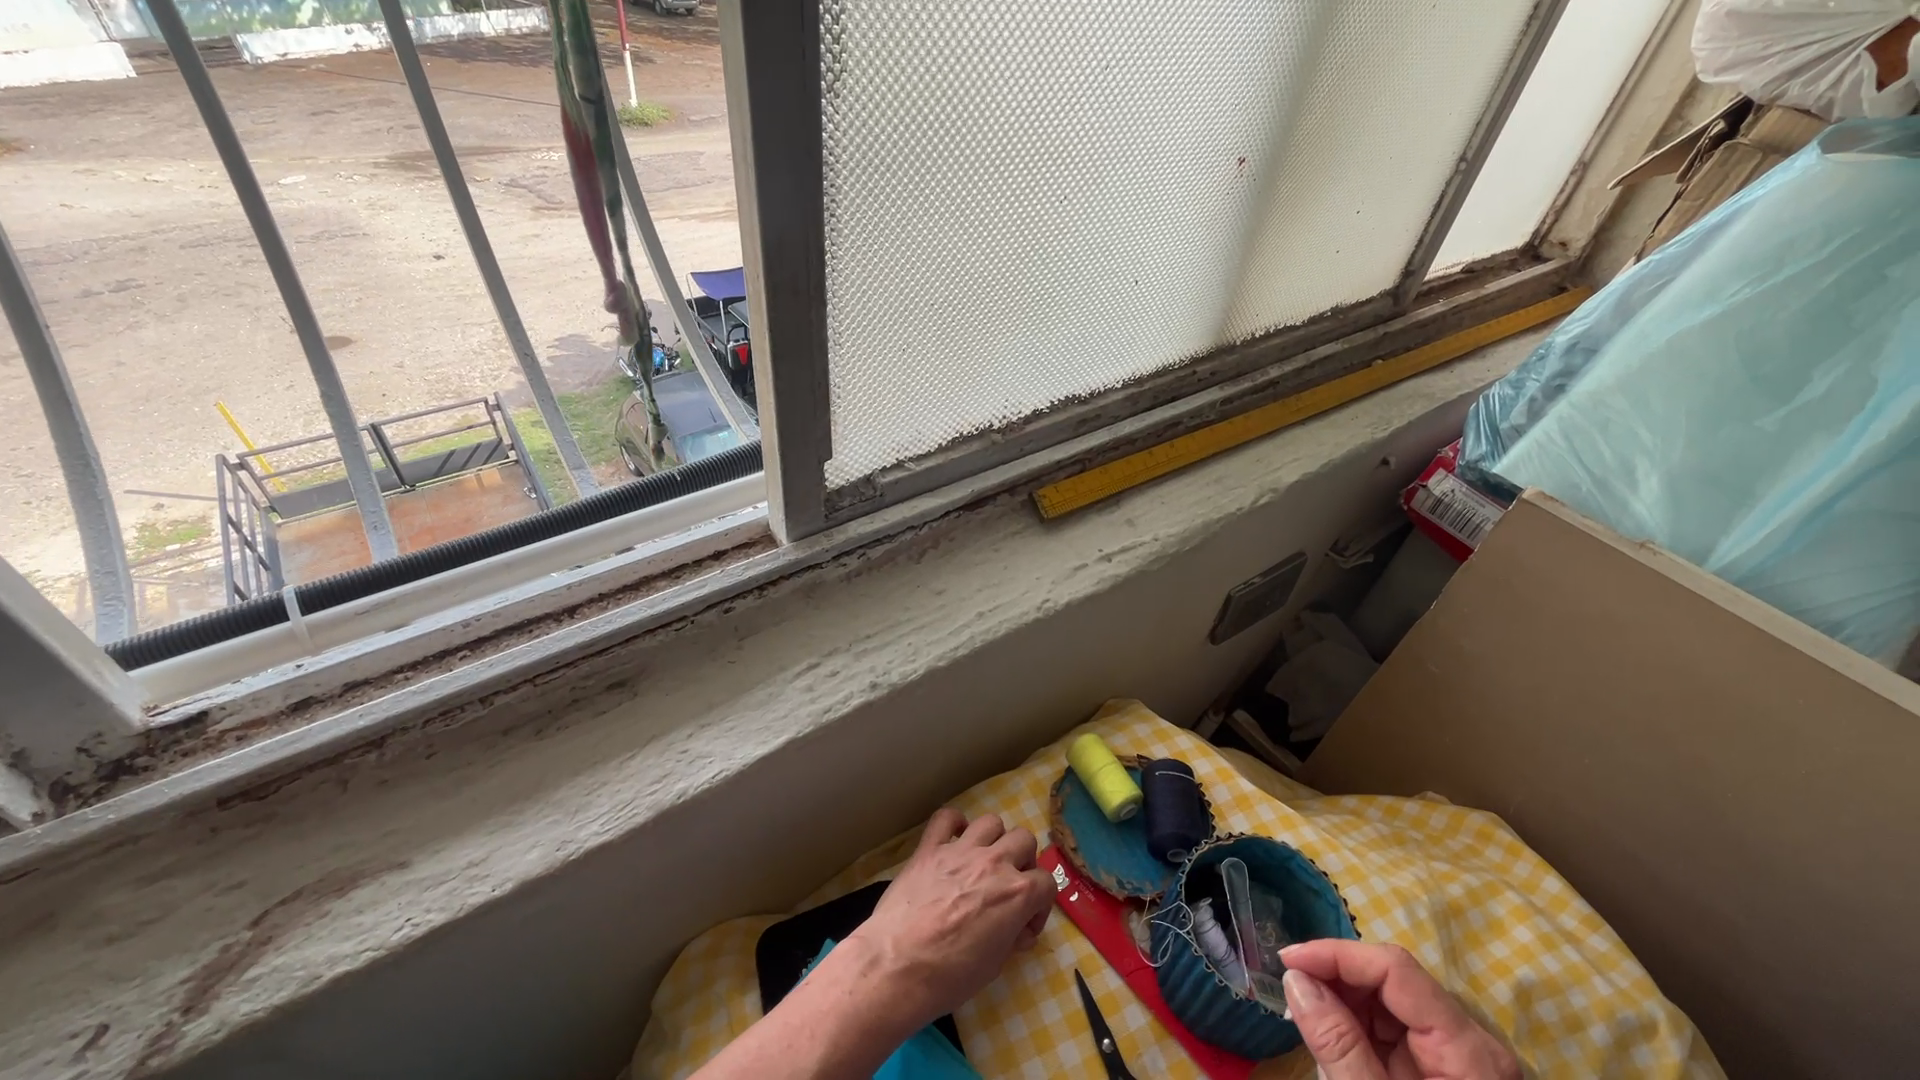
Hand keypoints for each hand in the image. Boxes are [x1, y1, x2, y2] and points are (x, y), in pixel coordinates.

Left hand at [847, 808, 1054, 1023]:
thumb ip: (1011, 936)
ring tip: (981, 864)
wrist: (897, 966)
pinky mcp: (929, 848)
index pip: (1047, 883)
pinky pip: (946, 817)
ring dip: (993, 841)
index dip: (1039, 906)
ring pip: (991, 822)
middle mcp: (994, 863)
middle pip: (1024, 840)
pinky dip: (953, 824)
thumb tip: (1013, 928)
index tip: (1024, 925)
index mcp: (1018, 893)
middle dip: (1022, 863)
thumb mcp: (995, 965)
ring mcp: (960, 851)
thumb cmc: (950, 977)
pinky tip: (952, 842)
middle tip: (1007, 887)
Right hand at [1280, 940, 1519, 1079]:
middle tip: (1288, 995)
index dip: (1337, 955)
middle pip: (1393, 981)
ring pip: (1389, 1002)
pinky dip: (1354, 1028)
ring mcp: (1458, 1056)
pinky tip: (1330, 1042)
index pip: (1395, 970)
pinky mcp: (1442, 1070)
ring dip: (1340, 1002)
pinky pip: (1393, 1030)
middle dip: (1335, 979)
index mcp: (1467, 1050)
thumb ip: (1337, 1045)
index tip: (1285, 962)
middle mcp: (1469, 1041)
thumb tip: (1296, 979)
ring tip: (1305, 1022)